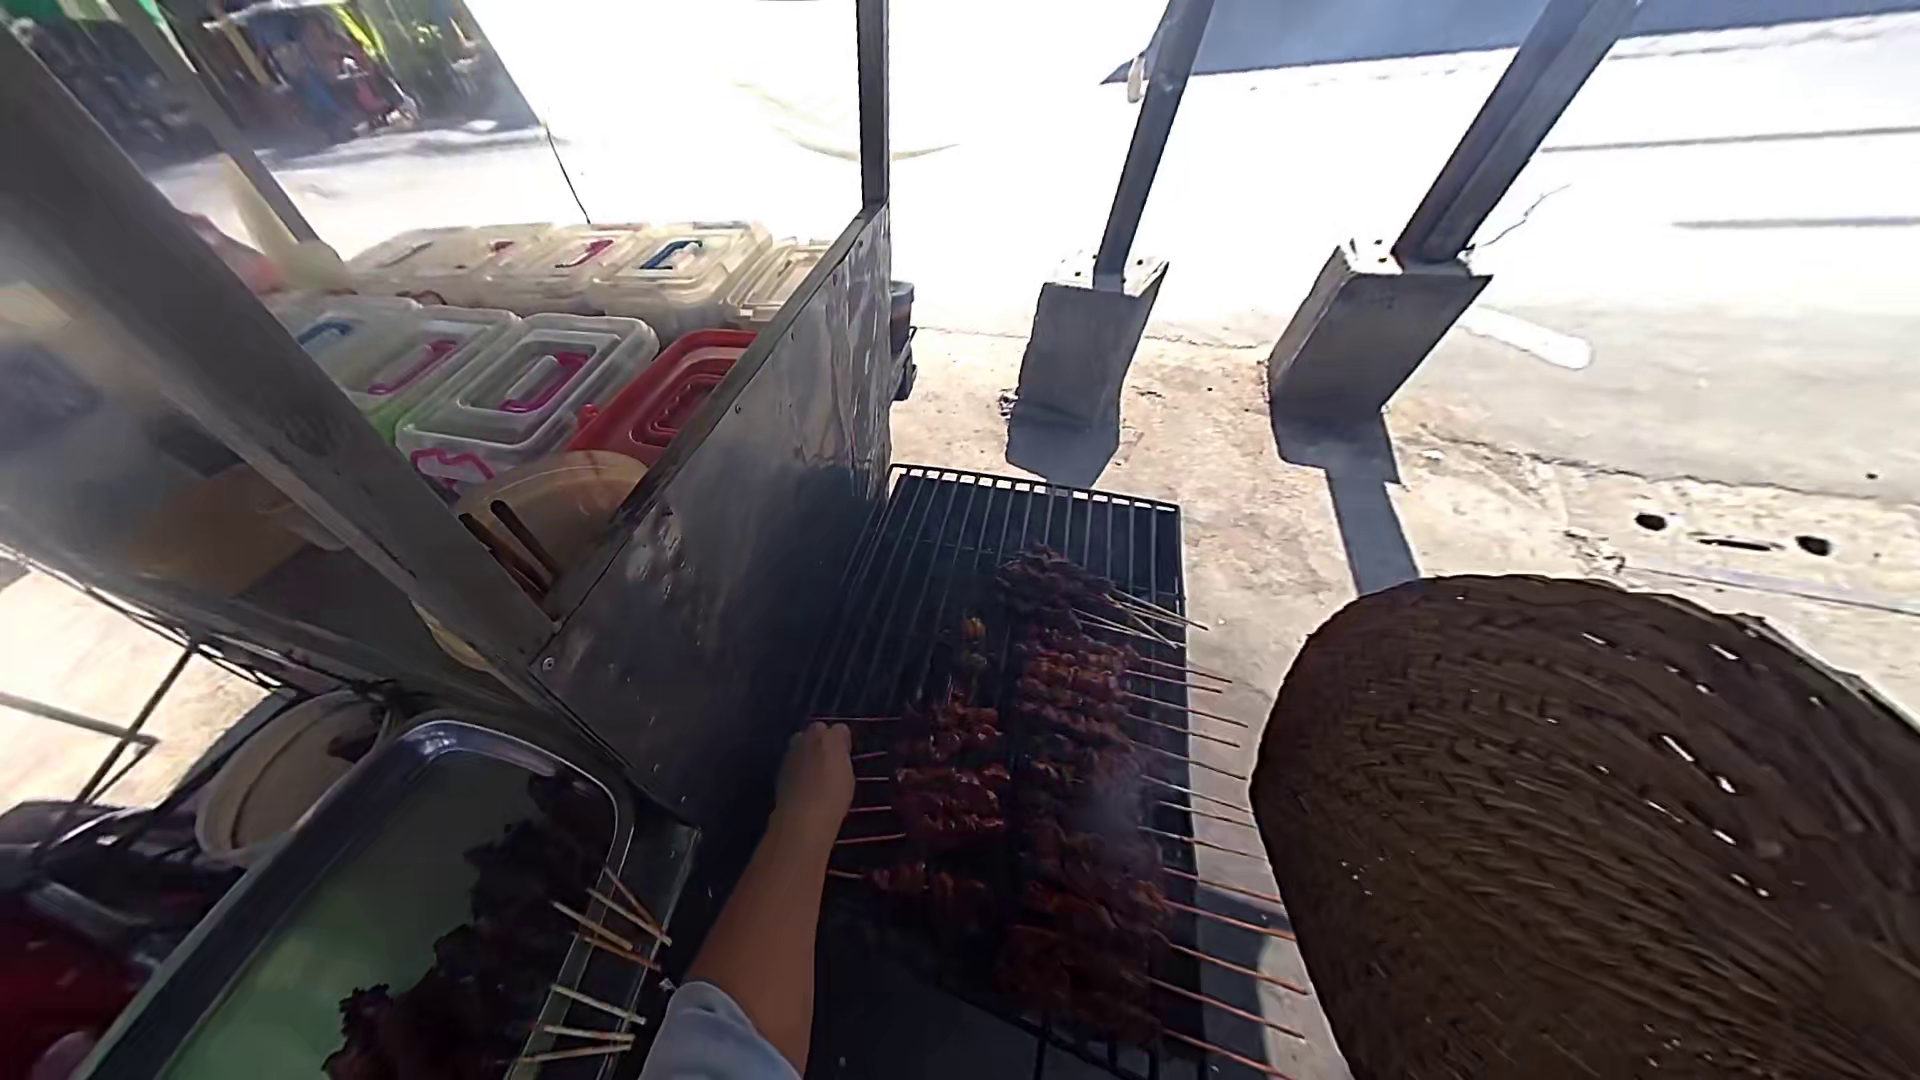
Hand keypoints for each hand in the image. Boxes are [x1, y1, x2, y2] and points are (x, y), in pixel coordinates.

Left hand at [773, 722, 853, 840]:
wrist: (801, 817)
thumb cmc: (834, 797)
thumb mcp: (848, 776)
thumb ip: (841, 759)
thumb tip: (837, 757)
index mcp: (831, 738)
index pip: (840, 730)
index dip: (842, 742)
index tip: (844, 755)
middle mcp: (809, 738)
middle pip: (817, 730)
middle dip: (822, 740)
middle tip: (828, 760)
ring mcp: (791, 751)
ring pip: (801, 742)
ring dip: (807, 751)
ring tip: (814, 771)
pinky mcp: (780, 767)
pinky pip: (792, 759)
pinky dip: (797, 765)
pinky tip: (802, 782)